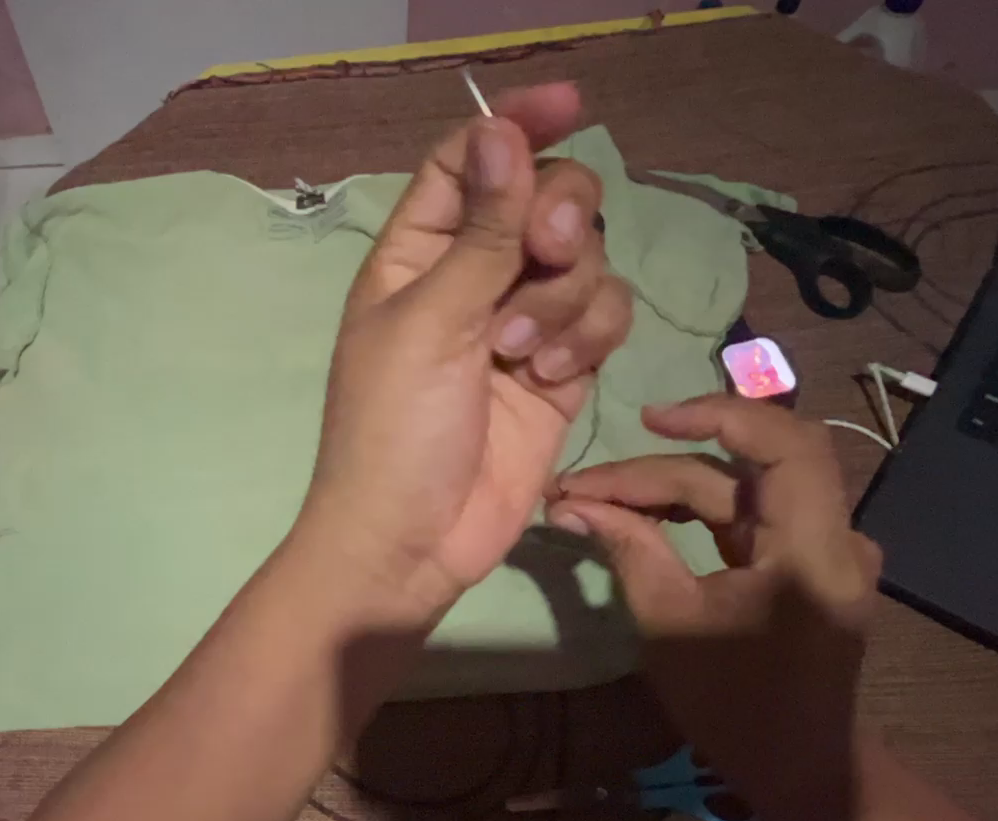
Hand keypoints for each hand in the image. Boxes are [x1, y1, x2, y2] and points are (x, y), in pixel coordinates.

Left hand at [293, 82, 633, 619]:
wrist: (412, 539)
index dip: (515, 127)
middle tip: (547, 252)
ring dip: (567, 296)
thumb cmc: (394, 432)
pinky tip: (554, 376)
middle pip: (544, 200)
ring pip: (583, 260)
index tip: (570, 103)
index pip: (468, 164)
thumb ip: (479, 233)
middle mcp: (470, 281)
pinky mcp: (559, 372)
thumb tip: (501, 127)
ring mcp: (518, 327)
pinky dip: (590, 336)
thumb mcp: (429, 325)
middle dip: (559, 217)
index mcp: (415, 258)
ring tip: (521, 355)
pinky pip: (603, 317)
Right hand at [545, 395, 882, 820]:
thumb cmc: (735, 707)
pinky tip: (634, 514)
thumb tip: (572, 504)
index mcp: (815, 552)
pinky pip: (740, 519)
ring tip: (589, 499)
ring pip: (734, 493)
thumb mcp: (669, 624)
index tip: (647, 418)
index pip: (786, 446)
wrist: (797, 768)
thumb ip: (628, 550)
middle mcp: (830, 537)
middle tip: (575, 489)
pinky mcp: (798, 564)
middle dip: (652, 473)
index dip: (719, 416)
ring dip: (662, 491)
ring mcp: (818, 550)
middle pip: (738, 473)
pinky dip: (686, 513)